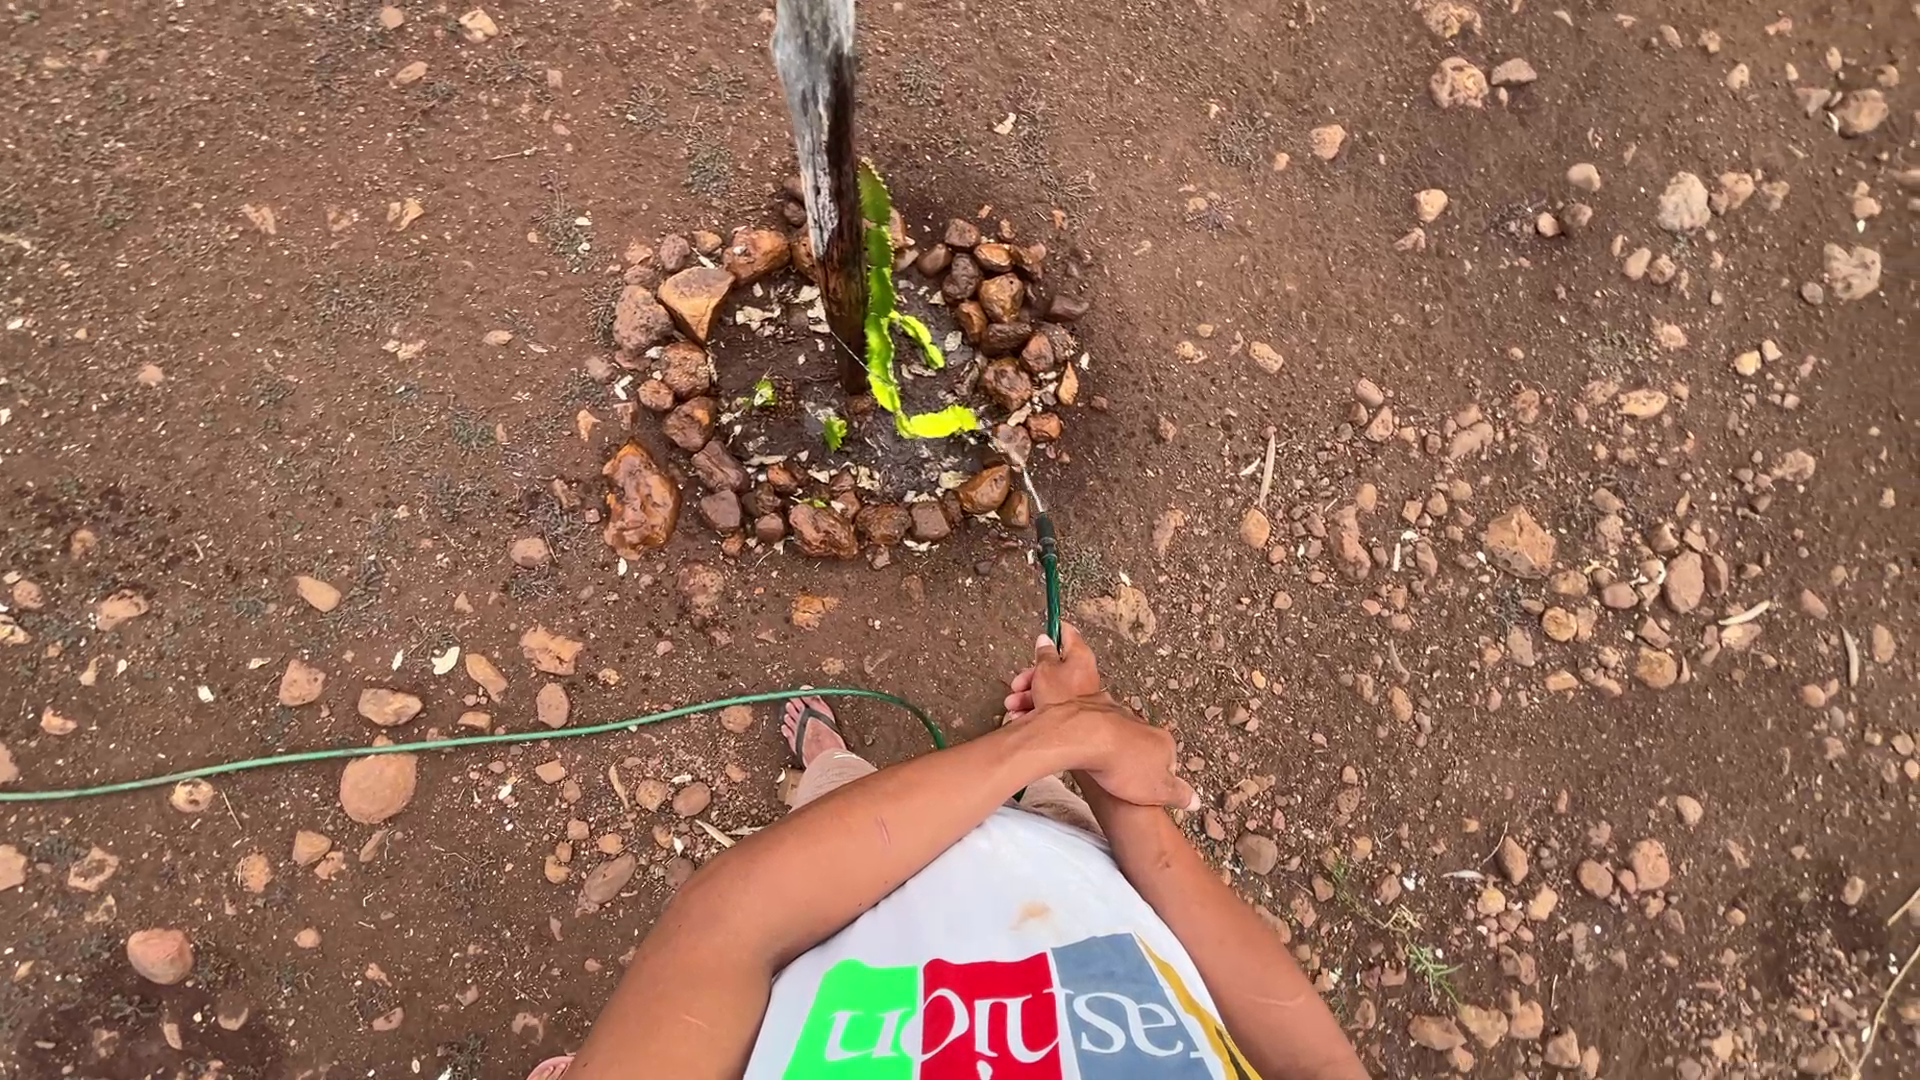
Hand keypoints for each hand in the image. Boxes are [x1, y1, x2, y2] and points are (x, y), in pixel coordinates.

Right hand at [1003, 622, 1103, 720]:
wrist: (1074, 734)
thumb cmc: (1063, 699)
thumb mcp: (1046, 670)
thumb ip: (1044, 654)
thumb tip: (1045, 640)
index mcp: (1079, 656)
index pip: (1068, 634)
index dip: (1053, 631)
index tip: (1043, 633)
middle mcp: (1082, 673)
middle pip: (1052, 666)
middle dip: (1030, 676)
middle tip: (1017, 685)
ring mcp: (1078, 693)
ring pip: (1049, 687)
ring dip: (1028, 696)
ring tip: (1014, 706)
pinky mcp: (1073, 711)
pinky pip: (1051, 705)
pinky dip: (1035, 708)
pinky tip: (1022, 717)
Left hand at [1043, 697, 1197, 811]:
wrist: (1084, 736)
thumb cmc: (1120, 764)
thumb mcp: (1157, 791)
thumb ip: (1178, 795)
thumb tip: (1195, 801)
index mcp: (1164, 741)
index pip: (1170, 763)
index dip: (1157, 779)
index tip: (1145, 791)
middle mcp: (1143, 722)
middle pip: (1145, 744)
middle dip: (1135, 759)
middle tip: (1121, 779)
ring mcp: (1118, 711)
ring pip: (1120, 729)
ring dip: (1114, 743)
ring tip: (1102, 763)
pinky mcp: (1092, 705)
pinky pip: (1095, 719)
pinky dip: (1092, 729)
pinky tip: (1085, 744)